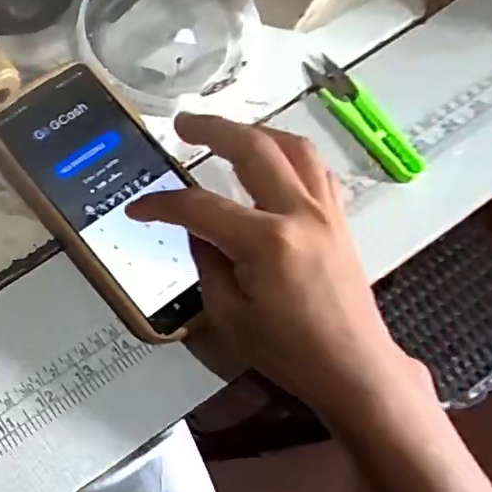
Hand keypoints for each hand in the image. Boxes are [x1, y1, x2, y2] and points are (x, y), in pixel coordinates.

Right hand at [129, 113, 431, 418]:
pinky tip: (274, 161)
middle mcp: (299, 214)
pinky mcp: (339, 219)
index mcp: (266, 243)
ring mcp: (325, 212)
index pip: (200, 208)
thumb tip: (198, 231)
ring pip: (293, 147)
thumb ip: (207, 263)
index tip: (139, 208)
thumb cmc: (289, 351)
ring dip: (256, 132)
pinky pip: (316, 169)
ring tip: (228, 133)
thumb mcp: (229, 315)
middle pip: (253, 150)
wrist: (352, 366)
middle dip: (212, 130)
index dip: (161, 205)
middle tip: (182, 125)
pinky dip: (290, 154)